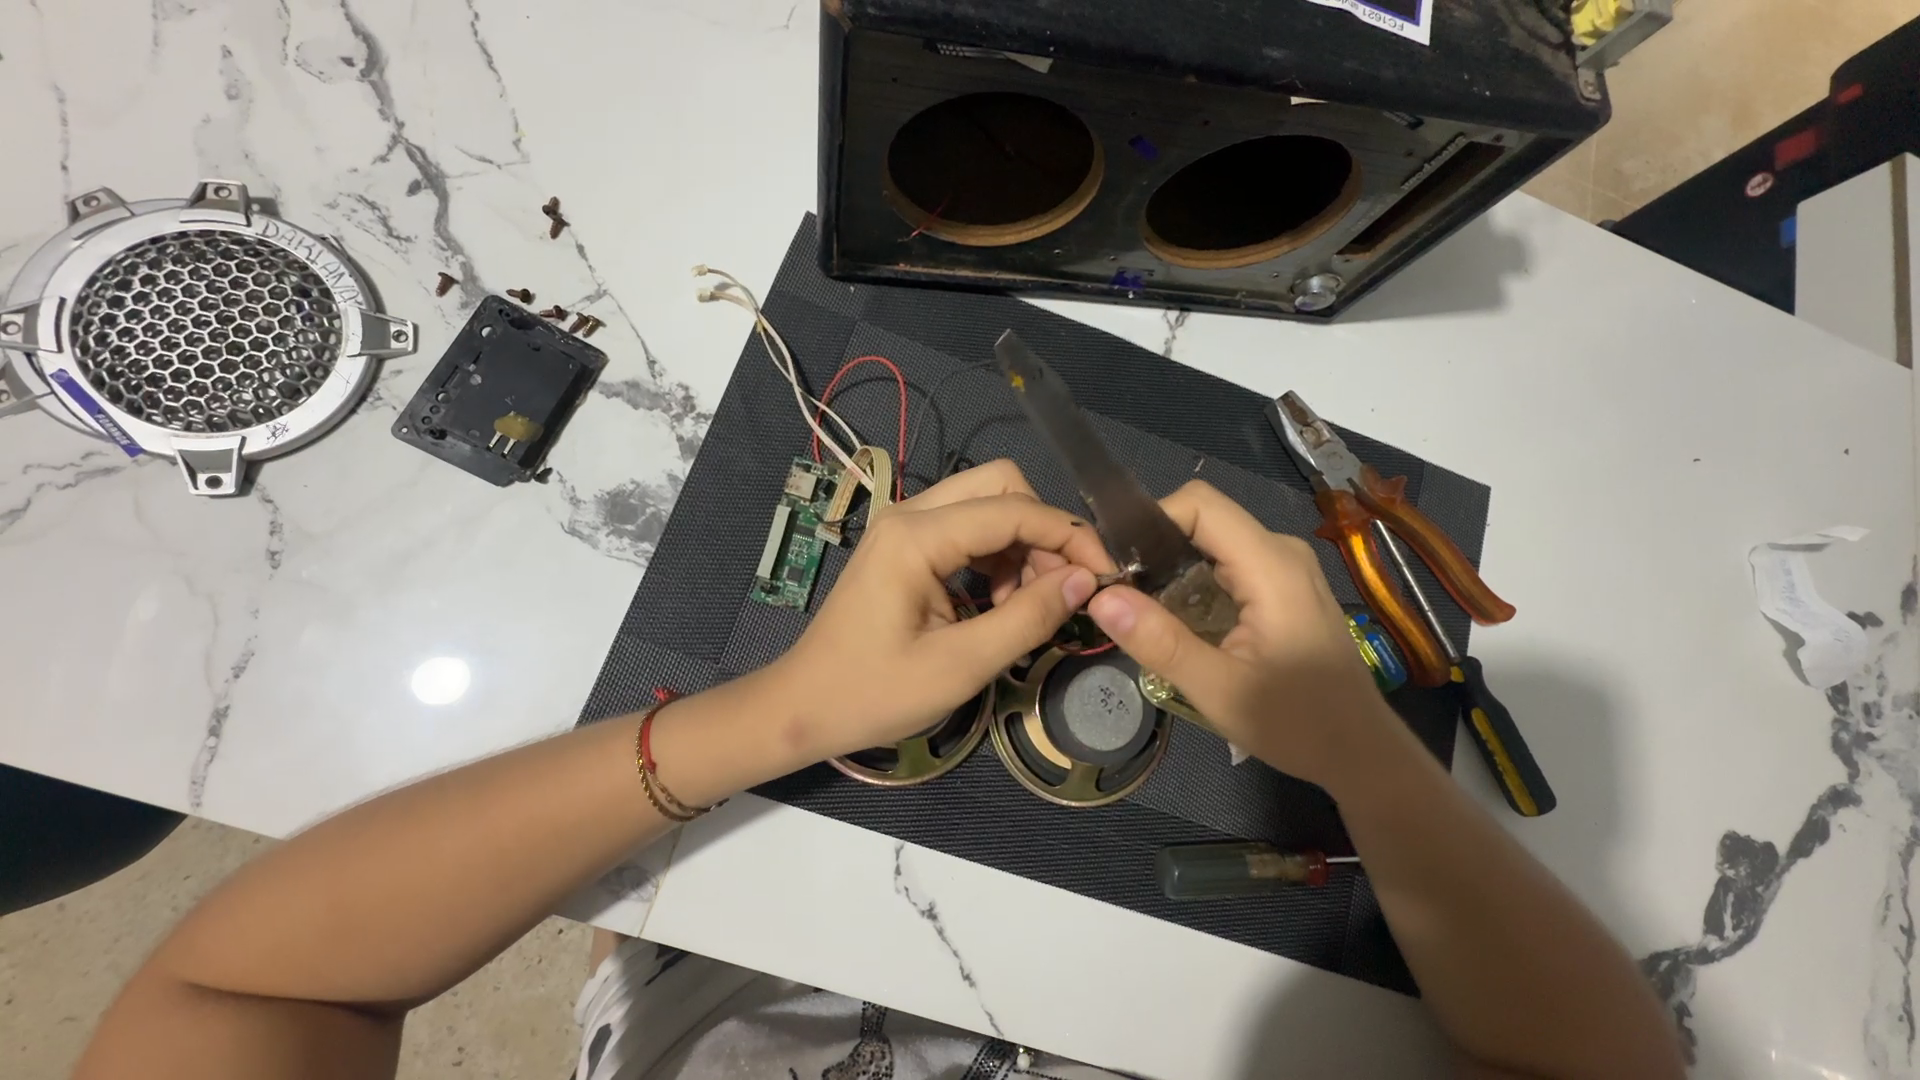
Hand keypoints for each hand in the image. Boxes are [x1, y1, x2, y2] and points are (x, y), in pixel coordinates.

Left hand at [771, 460, 1110, 761]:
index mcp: (917, 536)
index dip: (1069, 536)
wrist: (805, 706)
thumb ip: (1027, 617)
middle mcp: (911, 513)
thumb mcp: (961, 666)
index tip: (1106, 575)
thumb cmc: (874, 693)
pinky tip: (997, 602)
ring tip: (1026, 606)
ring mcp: (904, 526)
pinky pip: (966, 529)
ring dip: (1021, 545)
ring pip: (987, 505)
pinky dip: (995, 556)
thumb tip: (1085, 581)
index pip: (1014, 510)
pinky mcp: (905, 545)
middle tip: (1060, 588)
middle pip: (1002, 486)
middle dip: (1043, 530)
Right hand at [1085, 480, 1401, 789]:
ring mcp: (1286, 568)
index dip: (1150, 522)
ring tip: (1142, 612)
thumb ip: (1159, 641)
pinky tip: (1178, 623)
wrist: (1363, 752)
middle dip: (1154, 548)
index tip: (1117, 566)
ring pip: (1212, 542)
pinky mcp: (1283, 587)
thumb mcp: (1219, 690)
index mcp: (1272, 566)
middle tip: (1120, 595)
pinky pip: (1226, 564)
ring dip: (1171, 568)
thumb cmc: (1298, 724)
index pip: (1199, 504)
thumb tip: (1100, 598)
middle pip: (1203, 519)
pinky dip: (1193, 583)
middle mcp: (1281, 552)